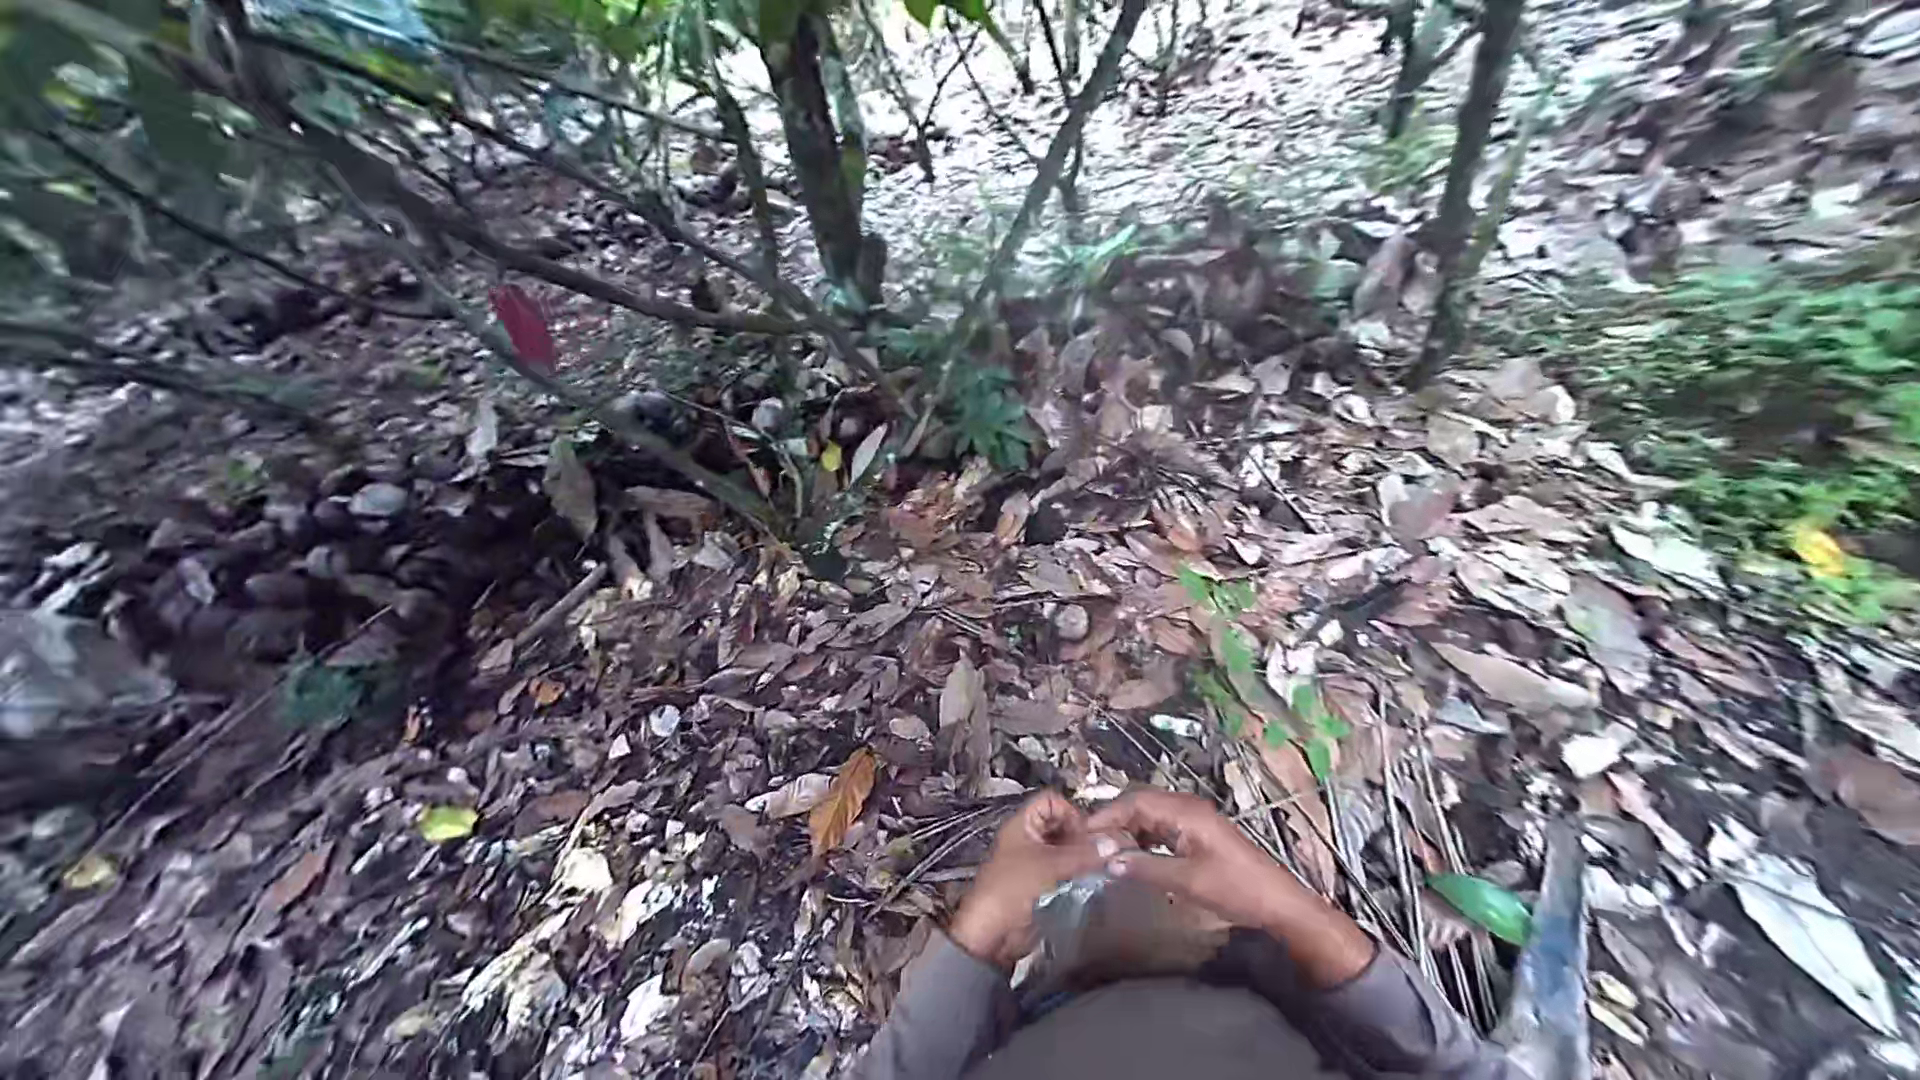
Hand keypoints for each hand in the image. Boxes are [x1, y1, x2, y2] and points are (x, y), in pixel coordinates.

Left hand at [949, 790, 1108, 968]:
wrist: (993, 933)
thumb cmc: (1009, 890)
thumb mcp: (1048, 866)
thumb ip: (1082, 855)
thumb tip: (1111, 844)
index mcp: (1022, 823)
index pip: (1051, 801)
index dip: (1069, 811)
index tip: (1086, 830)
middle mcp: (1029, 838)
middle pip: (1061, 824)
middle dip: (1080, 835)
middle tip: (1098, 849)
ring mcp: (1036, 860)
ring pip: (1065, 848)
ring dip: (1082, 855)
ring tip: (1099, 865)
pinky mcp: (1044, 883)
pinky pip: (1066, 870)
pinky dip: (1079, 872)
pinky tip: (1092, 879)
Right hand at [1088, 788, 1373, 987]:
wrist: (1280, 904)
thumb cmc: (1236, 889)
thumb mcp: (1187, 881)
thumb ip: (1145, 867)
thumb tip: (1109, 860)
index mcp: (1184, 810)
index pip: (1134, 802)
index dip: (1107, 815)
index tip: (1084, 832)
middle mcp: (1186, 806)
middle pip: (1139, 803)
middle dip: (1114, 820)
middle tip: (1091, 841)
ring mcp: (1193, 817)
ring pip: (1149, 813)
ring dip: (1128, 828)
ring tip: (1108, 849)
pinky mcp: (1198, 831)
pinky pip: (1161, 824)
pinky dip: (1144, 836)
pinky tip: (1134, 853)